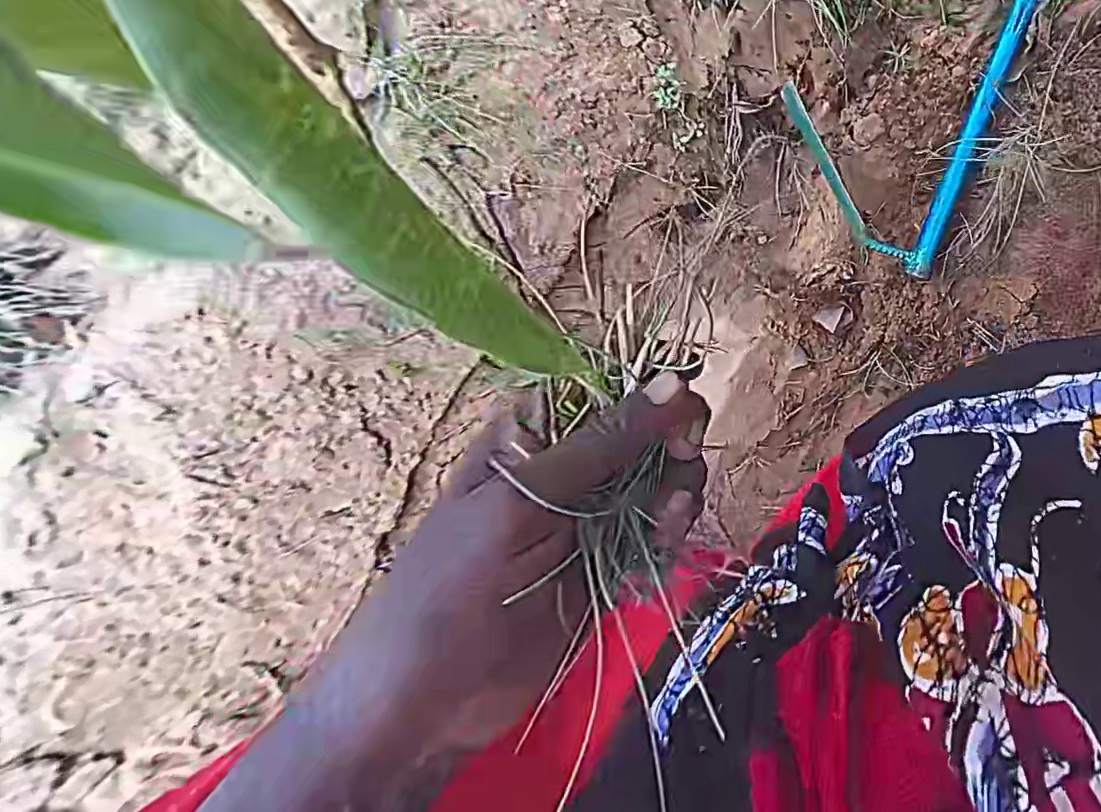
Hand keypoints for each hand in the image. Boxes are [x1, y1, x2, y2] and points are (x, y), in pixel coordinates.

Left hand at [203, 373, 708, 811]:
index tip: (681, 421)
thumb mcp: (518, 502)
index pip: (613, 388)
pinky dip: (674, 531)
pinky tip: (662, 545)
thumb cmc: (445, 591)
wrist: (418, 717)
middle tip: (682, 463)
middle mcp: (572, 464)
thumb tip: (677, 383)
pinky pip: (663, 526)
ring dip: (680, 489)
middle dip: (676, 443)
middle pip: (652, 429)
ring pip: (667, 475)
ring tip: (668, 518)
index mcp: (535, 433)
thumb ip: (602, 443)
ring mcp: (595, 512)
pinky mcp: (615, 555)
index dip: (657, 396)